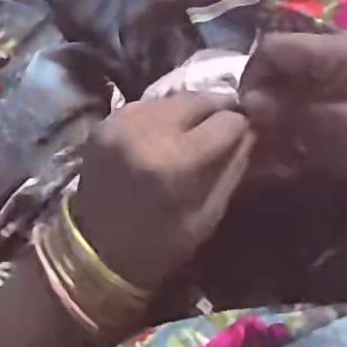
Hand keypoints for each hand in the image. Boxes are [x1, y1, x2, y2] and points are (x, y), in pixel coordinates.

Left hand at [71, 96, 255, 292]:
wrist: (95, 249)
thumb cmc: (159, 243)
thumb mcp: (207, 216)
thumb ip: (232, 169)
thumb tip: (251, 132)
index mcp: (175, 160)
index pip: (226, 121)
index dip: (241, 126)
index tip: (245, 134)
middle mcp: (147, 131)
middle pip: (199, 99)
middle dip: (218, 109)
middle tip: (225, 123)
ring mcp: (121, 122)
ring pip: (172, 98)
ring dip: (189, 109)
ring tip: (196, 127)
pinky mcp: (104, 122)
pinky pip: (145, 104)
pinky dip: (161, 113)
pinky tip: (166, 131)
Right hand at [239, 31, 346, 224]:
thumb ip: (301, 114)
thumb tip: (253, 107)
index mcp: (345, 50)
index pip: (275, 49)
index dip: (253, 78)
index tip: (245, 118)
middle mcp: (346, 61)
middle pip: (285, 73)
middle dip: (266, 104)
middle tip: (257, 143)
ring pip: (300, 98)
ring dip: (283, 125)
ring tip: (274, 157)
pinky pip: (321, 118)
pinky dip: (305, 137)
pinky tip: (298, 161)